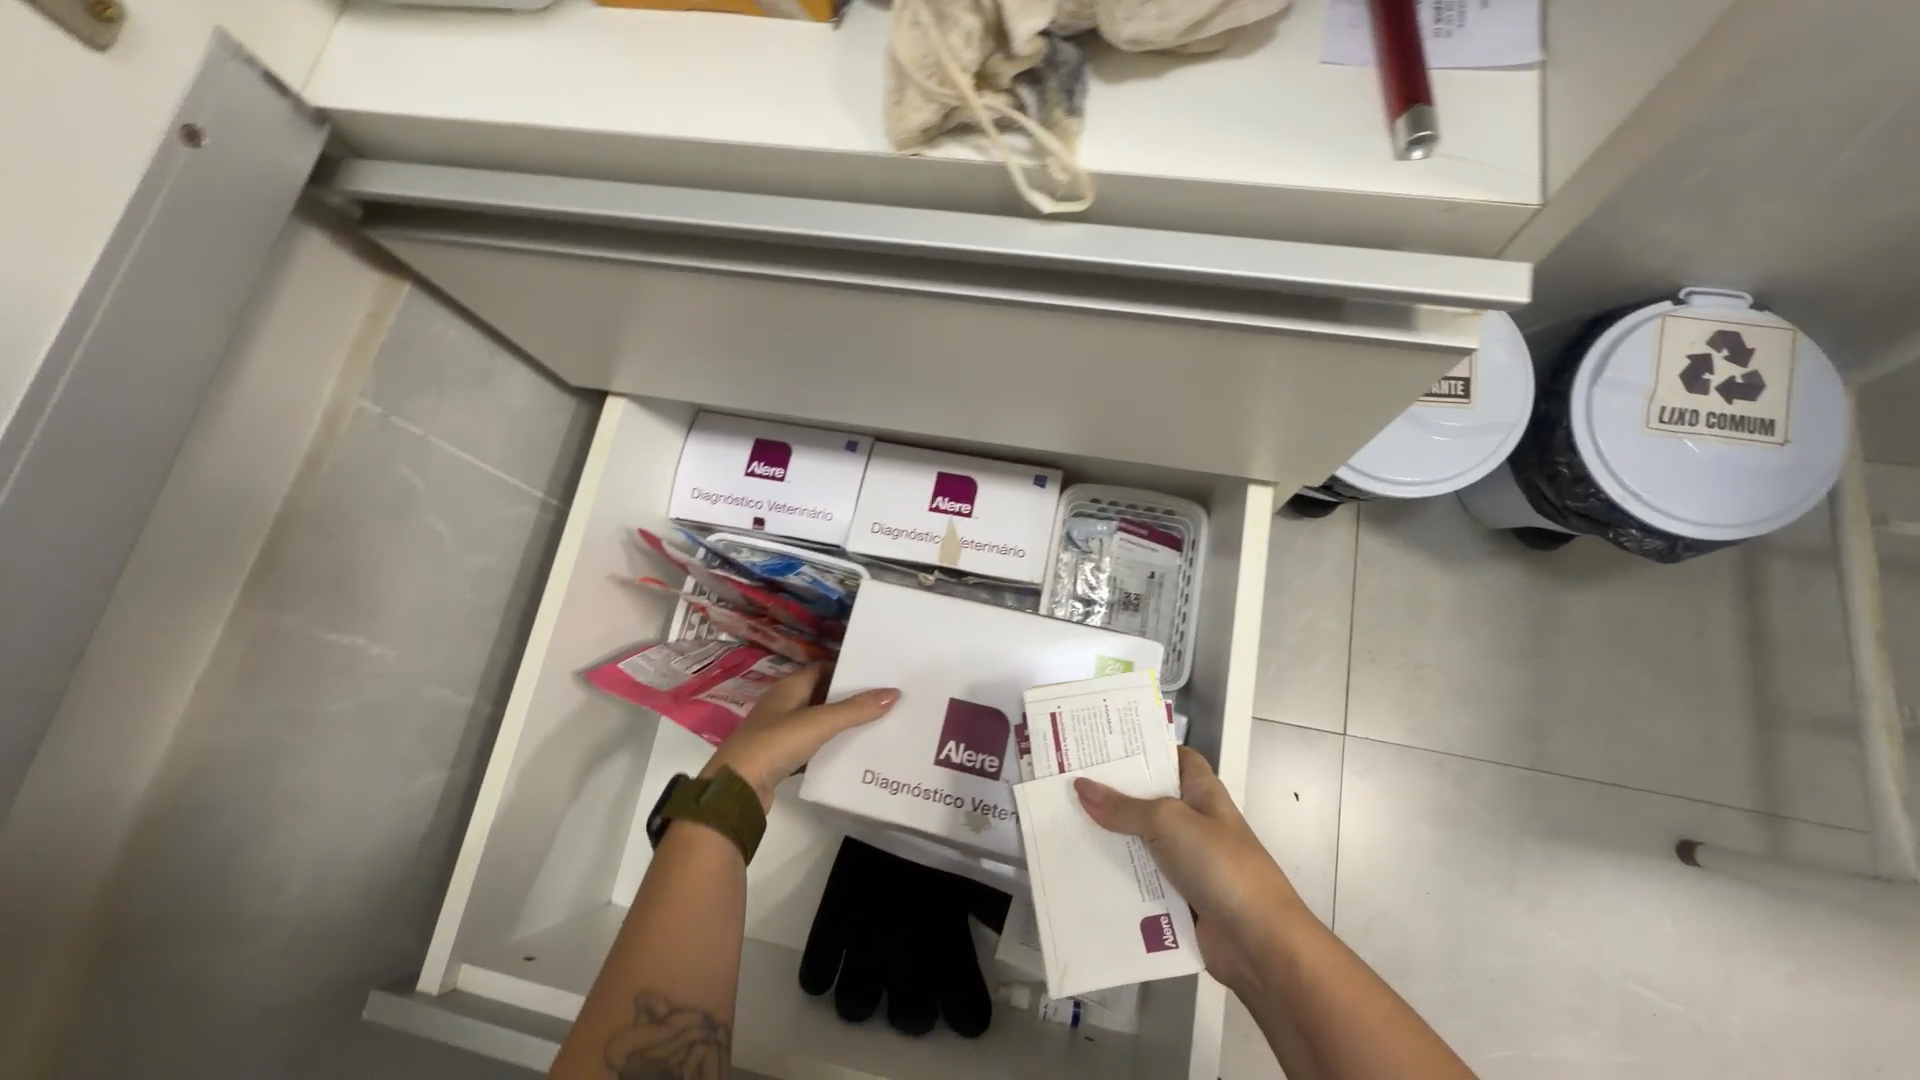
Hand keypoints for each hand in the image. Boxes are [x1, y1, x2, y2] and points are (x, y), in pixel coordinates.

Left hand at [705, 665, 898, 809]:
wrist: (736, 789)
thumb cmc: (775, 744)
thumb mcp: (819, 723)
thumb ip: (856, 709)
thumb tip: (894, 692)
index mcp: (788, 687)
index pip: (823, 668)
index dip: (848, 670)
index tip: (877, 675)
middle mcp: (783, 704)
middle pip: (822, 695)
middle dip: (850, 698)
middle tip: (885, 700)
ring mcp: (779, 732)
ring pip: (818, 722)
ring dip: (841, 724)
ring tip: (877, 725)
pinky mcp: (780, 758)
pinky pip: (812, 747)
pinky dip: (830, 748)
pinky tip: (852, 753)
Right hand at [1074, 746, 1305, 993]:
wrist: (1258, 941)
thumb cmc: (1220, 865)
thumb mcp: (1168, 822)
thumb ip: (1123, 807)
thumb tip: (1081, 785)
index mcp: (1202, 793)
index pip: (1174, 758)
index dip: (1145, 749)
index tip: (1102, 745)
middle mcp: (1193, 822)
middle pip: (1148, 800)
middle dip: (1112, 793)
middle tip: (1065, 781)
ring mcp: (1185, 862)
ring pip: (1139, 842)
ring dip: (1107, 838)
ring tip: (1060, 823)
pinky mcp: (1176, 898)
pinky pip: (1139, 880)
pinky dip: (1115, 876)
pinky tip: (1078, 869)